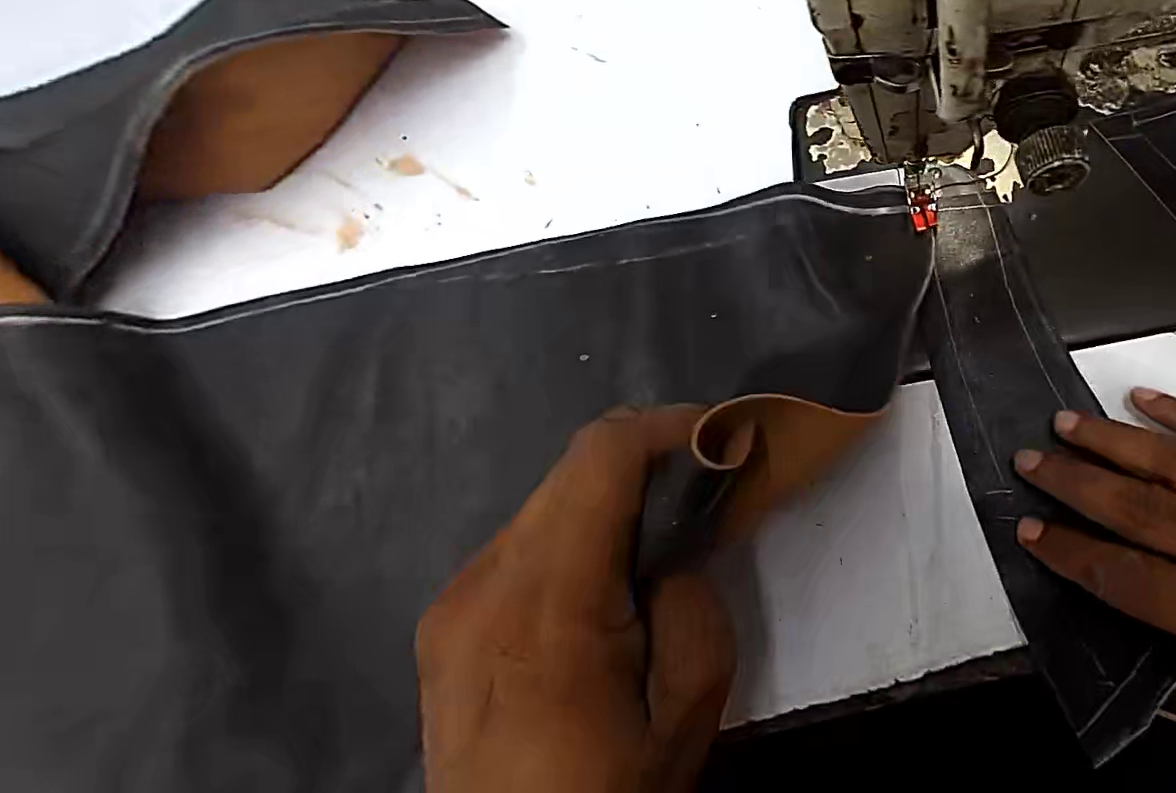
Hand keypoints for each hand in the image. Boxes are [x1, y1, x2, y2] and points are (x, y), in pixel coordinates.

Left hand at [417, 406, 735, 792]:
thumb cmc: (610, 789)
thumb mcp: (691, 703)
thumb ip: (694, 601)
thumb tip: (671, 550)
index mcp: (547, 607)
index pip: (600, 460)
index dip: (666, 425)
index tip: (720, 437)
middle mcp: (485, 585)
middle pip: (576, 463)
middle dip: (651, 449)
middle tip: (706, 471)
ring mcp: (456, 598)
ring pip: (553, 490)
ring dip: (618, 484)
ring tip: (664, 515)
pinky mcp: (448, 614)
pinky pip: (531, 529)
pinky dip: (586, 517)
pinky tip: (614, 559)